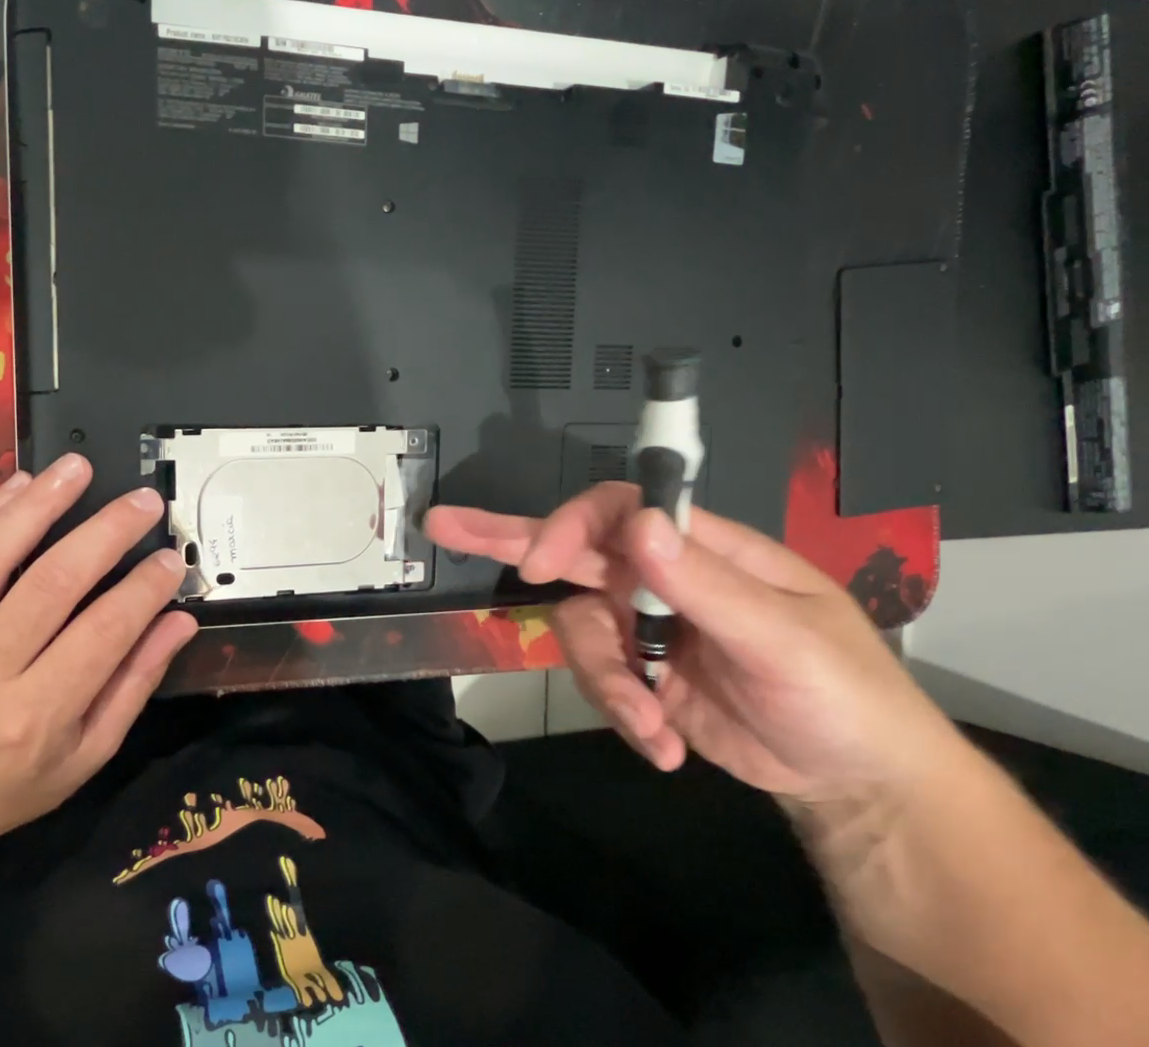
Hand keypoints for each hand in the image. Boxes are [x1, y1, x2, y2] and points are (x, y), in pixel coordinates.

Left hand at [0, 455, 198, 862]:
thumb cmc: (9, 787)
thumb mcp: (86, 756)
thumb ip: (133, 686)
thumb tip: (178, 622)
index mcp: (33, 718)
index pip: (101, 635)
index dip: (143, 589)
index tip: (171, 558)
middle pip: (49, 583)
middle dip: (104, 533)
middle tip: (142, 501)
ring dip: (35, 504)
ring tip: (76, 468)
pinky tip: (16, 487)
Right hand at [426, 485, 966, 811]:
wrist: (853, 780)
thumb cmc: (841, 692)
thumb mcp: (780, 637)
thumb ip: (702, 583)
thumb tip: (637, 523)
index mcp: (703, 550)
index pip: (620, 514)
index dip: (572, 526)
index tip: (540, 561)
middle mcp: (661, 579)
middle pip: (571, 552)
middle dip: (508, 543)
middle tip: (441, 523)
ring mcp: (646, 629)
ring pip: (578, 632)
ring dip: (603, 682)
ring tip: (649, 725)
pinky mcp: (639, 678)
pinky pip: (597, 681)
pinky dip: (621, 713)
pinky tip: (664, 747)